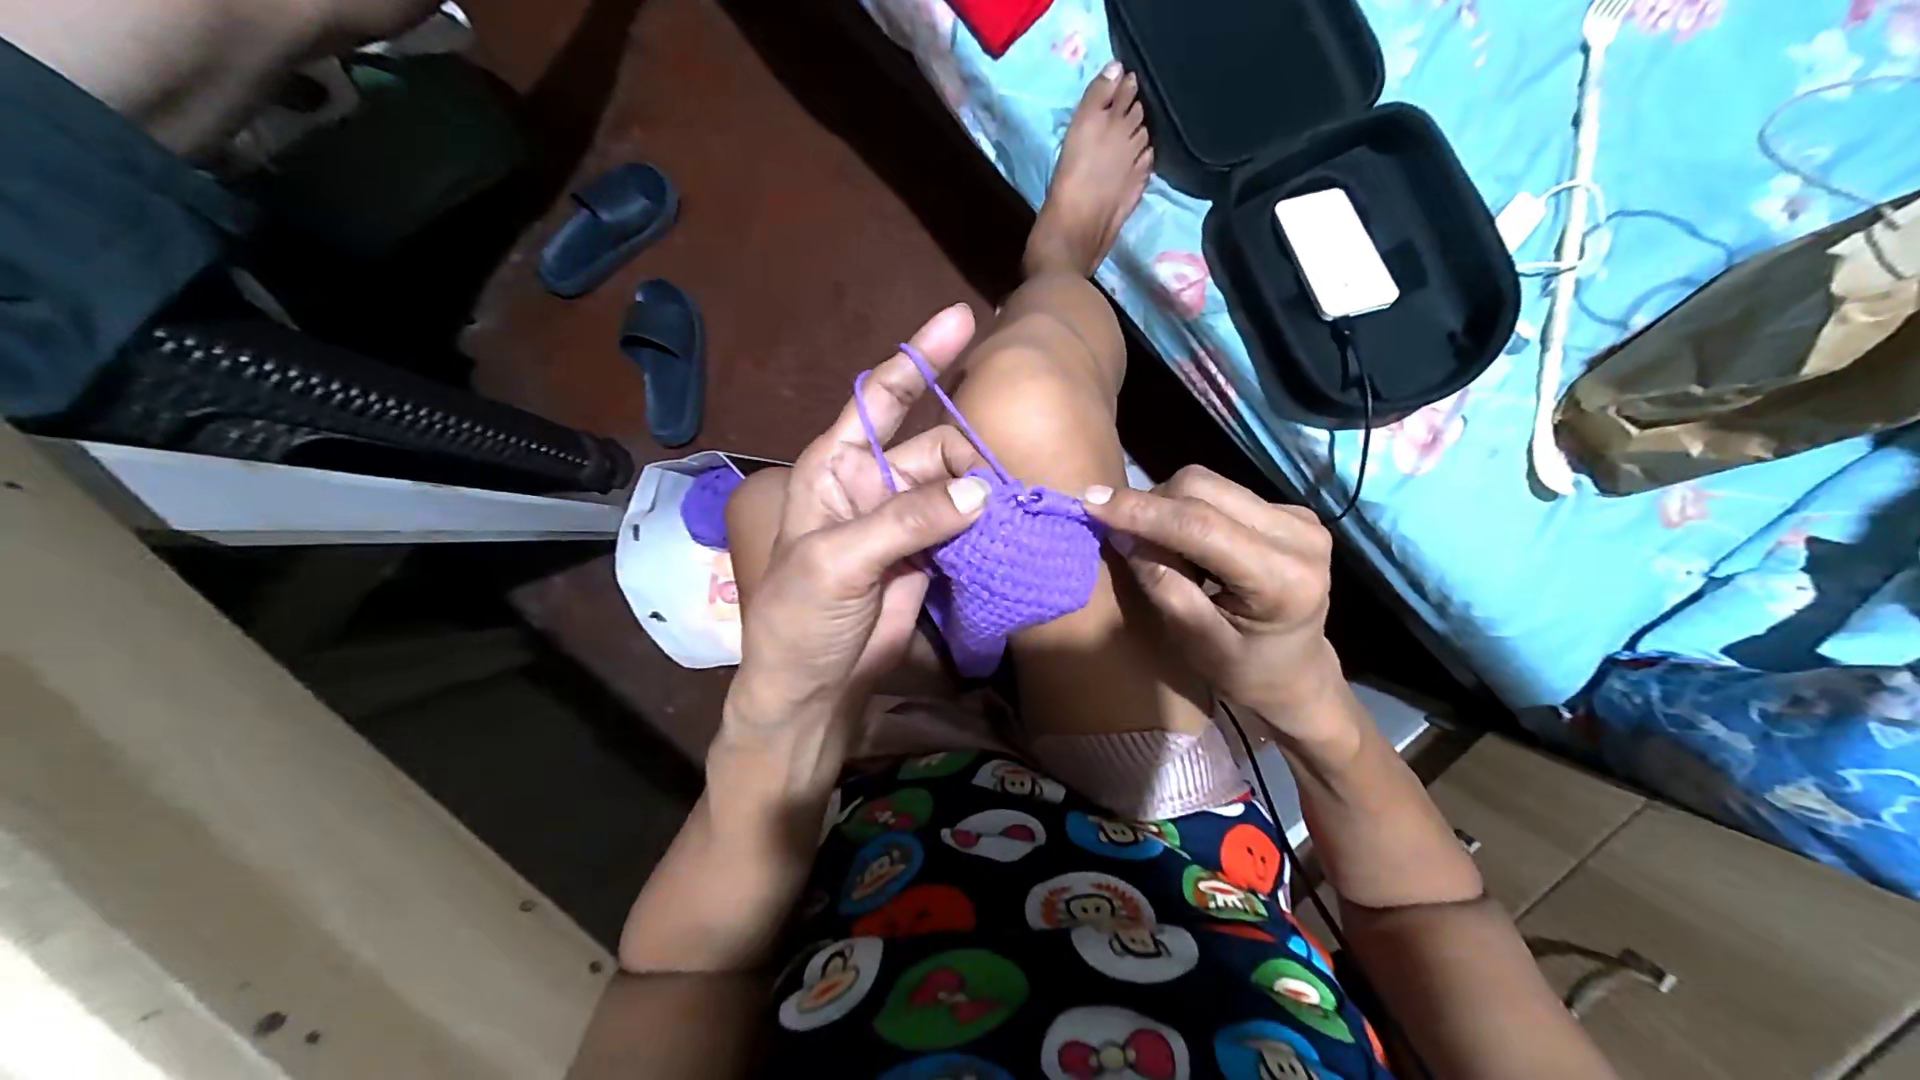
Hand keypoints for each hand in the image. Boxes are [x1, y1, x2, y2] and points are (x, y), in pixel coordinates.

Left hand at [728, 304, 988, 742]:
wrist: (816, 686)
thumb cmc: (800, 617)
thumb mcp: (837, 561)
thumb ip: (905, 521)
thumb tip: (980, 490)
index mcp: (835, 466)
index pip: (879, 397)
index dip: (918, 356)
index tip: (963, 318)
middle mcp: (872, 482)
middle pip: (933, 444)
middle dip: (971, 450)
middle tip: (1005, 480)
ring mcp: (904, 518)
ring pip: (957, 484)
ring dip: (986, 490)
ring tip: (1017, 504)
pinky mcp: (929, 553)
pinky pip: (967, 524)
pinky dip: (988, 523)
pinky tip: (1012, 525)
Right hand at [1083, 465, 1353, 748]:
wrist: (1296, 673)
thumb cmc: (1243, 670)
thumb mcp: (1193, 639)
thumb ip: (1160, 583)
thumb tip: (1122, 532)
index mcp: (1284, 579)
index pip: (1200, 527)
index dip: (1141, 511)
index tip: (1090, 502)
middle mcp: (1300, 536)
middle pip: (1202, 489)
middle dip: (1153, 508)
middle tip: (1133, 544)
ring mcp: (1299, 517)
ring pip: (1209, 484)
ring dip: (1171, 508)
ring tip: (1170, 553)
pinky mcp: (1289, 510)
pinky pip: (1221, 491)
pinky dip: (1191, 511)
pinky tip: (1194, 546)